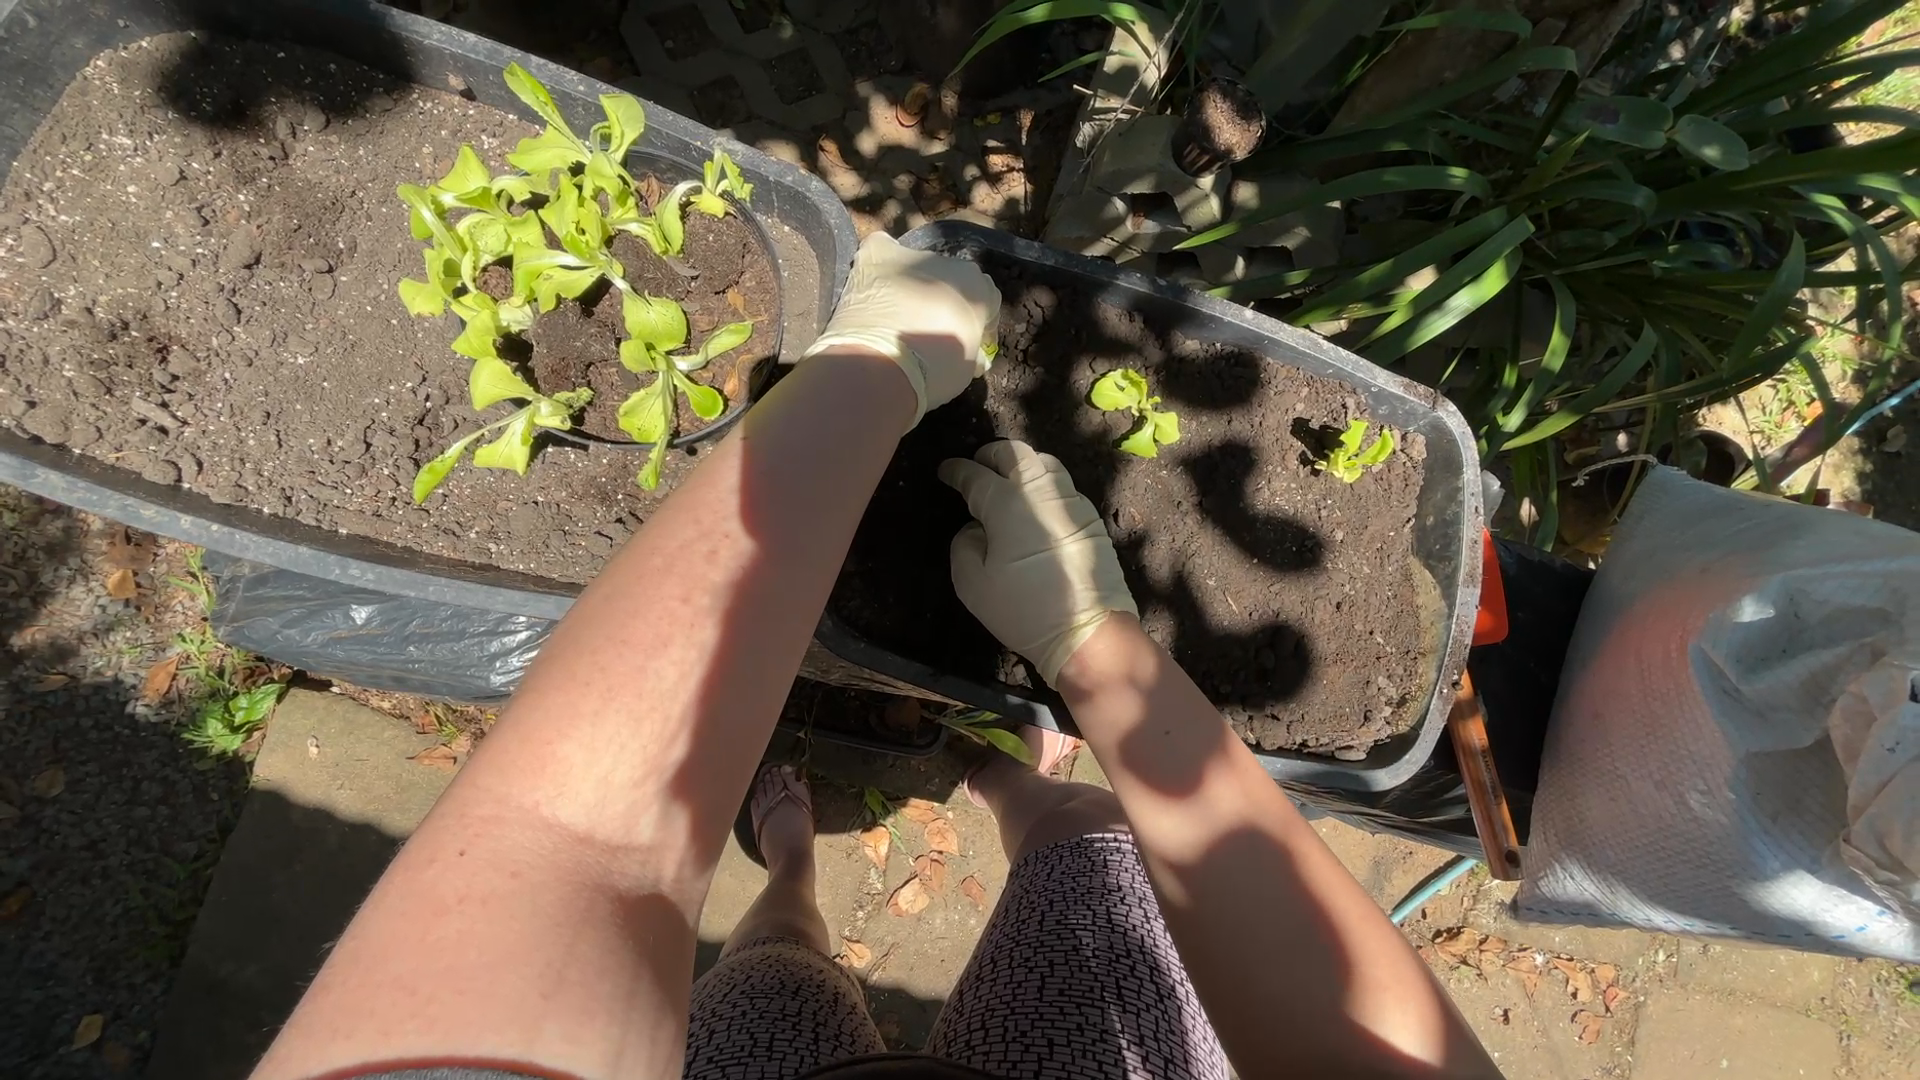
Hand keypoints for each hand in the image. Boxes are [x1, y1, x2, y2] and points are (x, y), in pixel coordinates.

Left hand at [801, 232, 1000, 427]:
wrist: (885, 363)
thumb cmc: (934, 373)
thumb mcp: (966, 369)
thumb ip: (973, 352)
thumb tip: (973, 355)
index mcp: (981, 291)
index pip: (987, 302)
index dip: (978, 326)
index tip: (970, 346)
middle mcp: (953, 264)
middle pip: (951, 282)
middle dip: (943, 303)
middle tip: (929, 333)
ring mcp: (914, 255)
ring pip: (918, 268)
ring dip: (913, 286)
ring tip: (896, 315)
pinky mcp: (878, 254)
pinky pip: (883, 250)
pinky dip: (881, 266)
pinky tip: (874, 284)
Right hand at [938, 440, 1137, 683]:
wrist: (1088, 631)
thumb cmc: (1023, 609)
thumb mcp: (972, 583)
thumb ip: (964, 544)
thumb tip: (976, 528)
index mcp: (1007, 503)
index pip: (975, 475)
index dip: (956, 470)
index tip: (946, 471)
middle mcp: (1041, 492)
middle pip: (1015, 453)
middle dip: (991, 454)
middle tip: (978, 466)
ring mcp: (1071, 502)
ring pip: (1044, 462)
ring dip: (1022, 464)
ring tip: (1008, 481)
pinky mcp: (1091, 519)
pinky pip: (1063, 486)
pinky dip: (1043, 484)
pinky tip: (1036, 505)